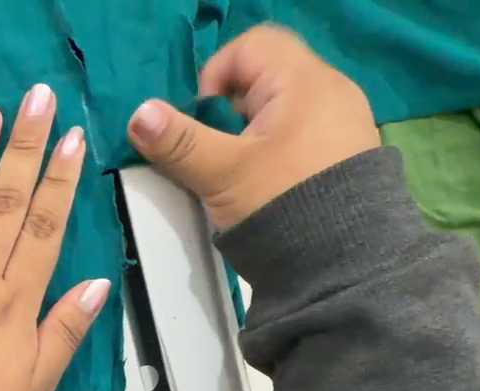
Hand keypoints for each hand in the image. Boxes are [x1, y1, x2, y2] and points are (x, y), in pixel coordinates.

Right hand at [126, 25, 378, 229]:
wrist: (339, 256)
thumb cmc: (279, 202)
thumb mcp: (220, 173)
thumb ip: (179, 142)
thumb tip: (140, 114)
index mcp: (302, 81)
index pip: (250, 46)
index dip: (212, 77)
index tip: (198, 123)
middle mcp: (327, 89)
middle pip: (261, 78)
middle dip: (223, 112)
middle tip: (210, 153)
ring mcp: (337, 121)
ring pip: (274, 109)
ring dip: (242, 134)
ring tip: (232, 171)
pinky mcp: (337, 151)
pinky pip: (293, 132)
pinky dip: (267, 149)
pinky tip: (260, 182)